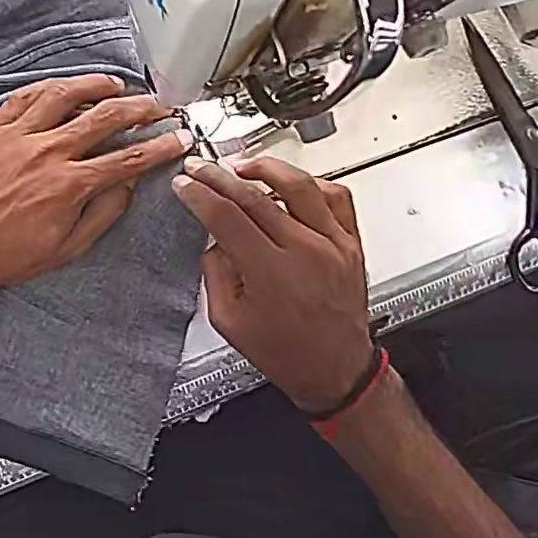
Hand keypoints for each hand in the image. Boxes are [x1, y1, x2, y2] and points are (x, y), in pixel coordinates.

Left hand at [0, 73, 191, 338]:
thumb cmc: (9, 255)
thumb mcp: (69, 246)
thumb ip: (105, 211)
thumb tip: (131, 182)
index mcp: (68, 186)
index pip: (129, 158)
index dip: (160, 146)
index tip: (177, 138)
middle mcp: (46, 154)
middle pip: (105, 116)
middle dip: (140, 108)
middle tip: (158, 107)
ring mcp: (18, 137)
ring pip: (65, 95)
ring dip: (96, 85)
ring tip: (118, 85)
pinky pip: (25, 96)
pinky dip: (50, 86)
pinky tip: (66, 86)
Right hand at [171, 156, 372, 413]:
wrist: (336, 370)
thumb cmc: (287, 353)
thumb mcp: (229, 321)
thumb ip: (215, 273)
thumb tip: (212, 239)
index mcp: (271, 274)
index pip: (226, 216)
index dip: (199, 194)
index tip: (185, 184)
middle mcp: (306, 253)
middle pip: (254, 195)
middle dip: (219, 176)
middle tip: (201, 168)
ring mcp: (333, 244)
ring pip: (298, 184)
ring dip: (265, 168)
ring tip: (243, 166)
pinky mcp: (351, 243)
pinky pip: (336, 196)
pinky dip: (310, 182)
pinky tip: (290, 182)